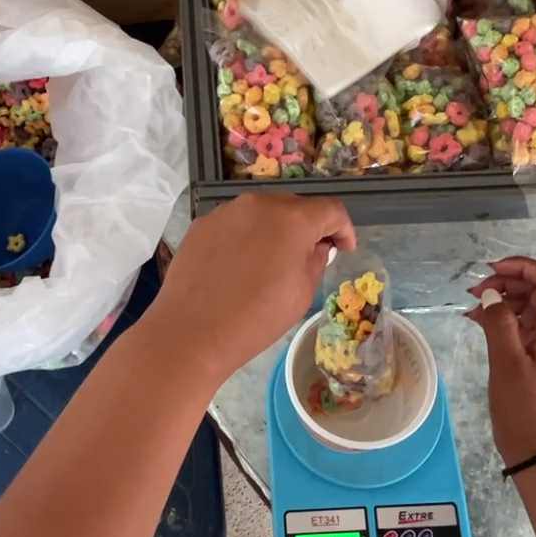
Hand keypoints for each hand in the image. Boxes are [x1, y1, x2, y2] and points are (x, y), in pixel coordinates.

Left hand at [147, 193, 355, 383]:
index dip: (343, 228)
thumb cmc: (256, 317)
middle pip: (295, 207)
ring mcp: (226, 211)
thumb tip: (316, 246)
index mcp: (292, 219)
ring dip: (275, 230)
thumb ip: (316, 260)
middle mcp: (259, 204)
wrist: (191, 332)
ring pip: (262, 213)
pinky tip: (240, 266)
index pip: (330, 210)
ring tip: (272, 262)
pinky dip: (246, 238)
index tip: (344, 248)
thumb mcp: (301, 293)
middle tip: (310, 256)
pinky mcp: (202, 225)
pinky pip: (235, 224)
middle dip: (308, 228)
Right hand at [468, 257, 535, 464]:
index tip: (491, 270)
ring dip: (504, 300)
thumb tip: (492, 296)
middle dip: (508, 283)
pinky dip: (505, 318)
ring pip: (531, 307)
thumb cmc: (523, 407)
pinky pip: (527, 325)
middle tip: (475, 291)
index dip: (522, 267)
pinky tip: (479, 319)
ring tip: (473, 305)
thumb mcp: (506, 362)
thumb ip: (499, 322)